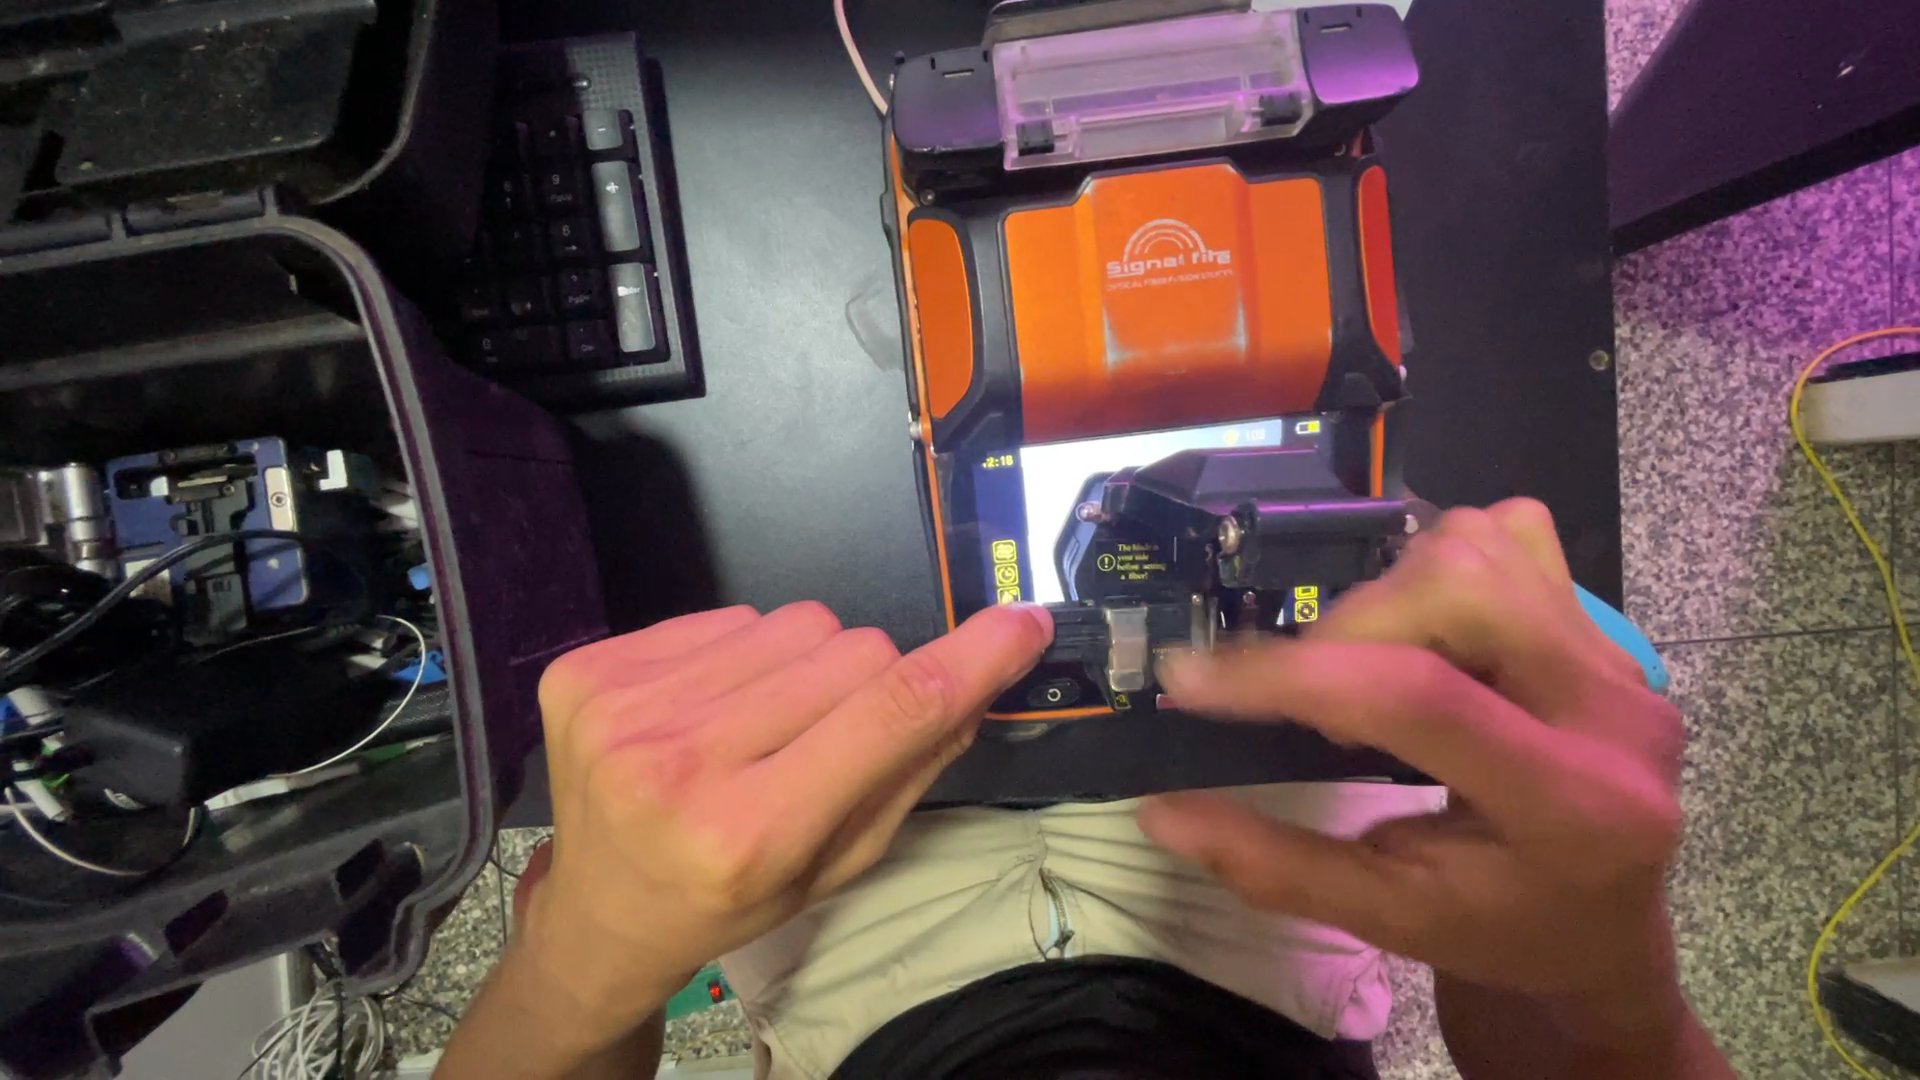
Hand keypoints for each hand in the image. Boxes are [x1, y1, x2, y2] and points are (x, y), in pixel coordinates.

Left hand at [517, 601, 1051, 1048]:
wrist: (599, 911)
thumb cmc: (731, 901)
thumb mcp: (837, 864)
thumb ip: (909, 772)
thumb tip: (972, 684)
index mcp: (752, 833)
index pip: (891, 714)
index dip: (971, 660)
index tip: (1023, 623)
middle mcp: (682, 761)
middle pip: (851, 648)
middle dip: (870, 678)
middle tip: (833, 730)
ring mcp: (626, 706)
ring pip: (794, 620)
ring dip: (805, 662)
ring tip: (765, 719)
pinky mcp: (591, 667)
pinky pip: (729, 614)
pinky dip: (744, 651)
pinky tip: (711, 704)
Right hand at [1137, 500, 1687, 1047]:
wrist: (1598, 924)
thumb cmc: (1495, 929)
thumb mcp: (1384, 918)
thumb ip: (1272, 867)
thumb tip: (1159, 812)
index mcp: (1572, 804)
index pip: (1412, 697)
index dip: (1284, 674)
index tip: (1189, 678)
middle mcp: (1612, 709)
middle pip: (1455, 588)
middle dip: (1348, 625)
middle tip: (1322, 695)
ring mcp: (1615, 655)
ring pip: (1474, 546)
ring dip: (1385, 594)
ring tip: (1369, 662)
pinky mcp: (1599, 624)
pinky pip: (1510, 534)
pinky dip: (1439, 561)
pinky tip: (1424, 624)